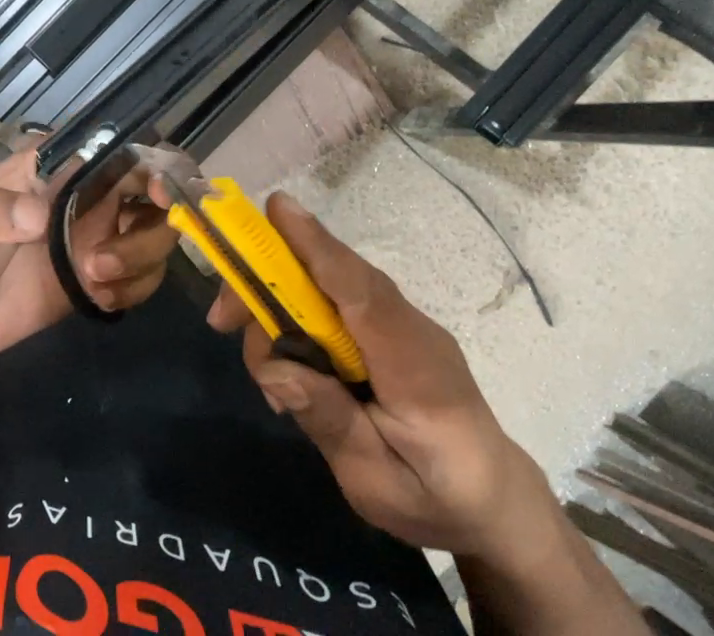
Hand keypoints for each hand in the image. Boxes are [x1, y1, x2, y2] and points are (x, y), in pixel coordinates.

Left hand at [0, 146, 180, 357]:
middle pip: (150, 180)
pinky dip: (136, 286)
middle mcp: (78, 194)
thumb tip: (38, 214)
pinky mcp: (102, 276)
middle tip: (123, 244)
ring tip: (95, 278)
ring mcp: (95, 234)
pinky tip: (98, 299)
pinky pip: (147, 272)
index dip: (143, 157)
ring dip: (142, 253)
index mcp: (43, 169)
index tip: (152, 188)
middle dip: (162, 208)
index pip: (104, 143)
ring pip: (157, 227)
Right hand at [209, 193, 556, 558]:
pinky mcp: (387, 332)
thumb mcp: (375, 483)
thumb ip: (330, 421)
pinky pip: (332, 307)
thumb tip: (277, 370)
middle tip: (220, 321)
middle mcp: (411, 331)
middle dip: (267, 281)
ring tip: (268, 382)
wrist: (493, 504)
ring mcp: (402, 327)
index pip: (363, 294)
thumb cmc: (437, 498)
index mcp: (418, 370)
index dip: (317, 248)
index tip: (277, 209)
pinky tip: (288, 373)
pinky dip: (295, 324)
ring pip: (325, 291)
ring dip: (276, 314)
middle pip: (331, 279)